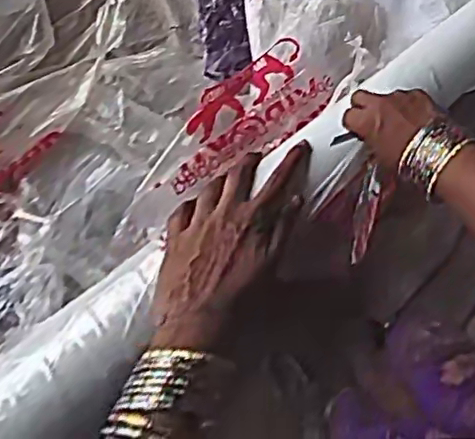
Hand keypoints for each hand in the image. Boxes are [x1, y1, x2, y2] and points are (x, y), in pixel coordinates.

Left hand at [149, 142, 309, 348]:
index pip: (277, 181)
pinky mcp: (174, 239)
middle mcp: (225, 213)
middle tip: (256, 157)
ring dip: (222, 179)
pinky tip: (193, 207)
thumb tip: (296, 200)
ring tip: (227, 179)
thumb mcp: (272, 264)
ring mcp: (197, 223)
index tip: (299, 147)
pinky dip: (190, 204)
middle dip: (250, 160)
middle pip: (239, 173)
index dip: (291, 161)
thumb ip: (284, 229)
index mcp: (253, 219)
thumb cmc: (241, 301)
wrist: (196, 327)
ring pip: (210, 187)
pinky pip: (181, 210)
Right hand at [341, 89, 441, 169]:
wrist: (436, 151)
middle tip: (372, 119)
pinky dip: (409, 104)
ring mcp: (399, 96)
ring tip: (399, 121)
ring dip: (389, 106)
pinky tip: (416, 117)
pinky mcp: (418, 93)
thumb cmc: (407, 161)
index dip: (353, 123)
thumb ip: (372, 146)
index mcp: (366, 121)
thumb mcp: (381, 160)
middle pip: (360, 96)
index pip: (348, 116)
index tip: (358, 130)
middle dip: (363, 106)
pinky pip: (408, 95)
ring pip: (386, 95)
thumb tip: (373, 144)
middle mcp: (379, 104)